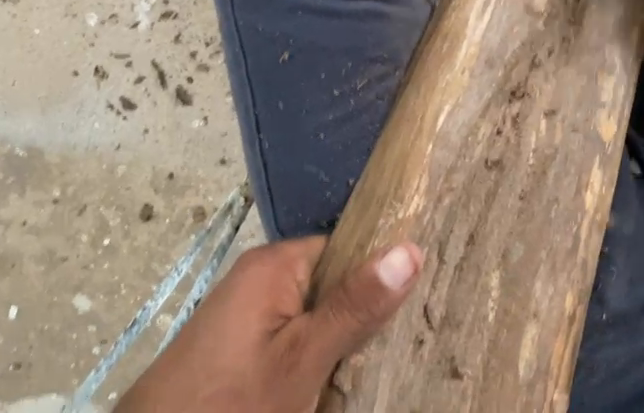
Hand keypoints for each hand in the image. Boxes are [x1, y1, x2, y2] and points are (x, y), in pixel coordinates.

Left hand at [118, 237, 422, 412]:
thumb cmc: (231, 403)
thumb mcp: (303, 359)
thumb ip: (355, 306)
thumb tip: (412, 247)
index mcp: (274, 263)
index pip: (347, 248)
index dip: (377, 276)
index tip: (408, 308)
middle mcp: (257, 277)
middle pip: (330, 283)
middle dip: (356, 317)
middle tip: (385, 349)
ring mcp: (242, 314)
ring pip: (311, 317)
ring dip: (332, 345)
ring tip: (359, 370)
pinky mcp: (233, 347)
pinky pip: (287, 340)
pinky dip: (307, 363)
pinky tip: (323, 388)